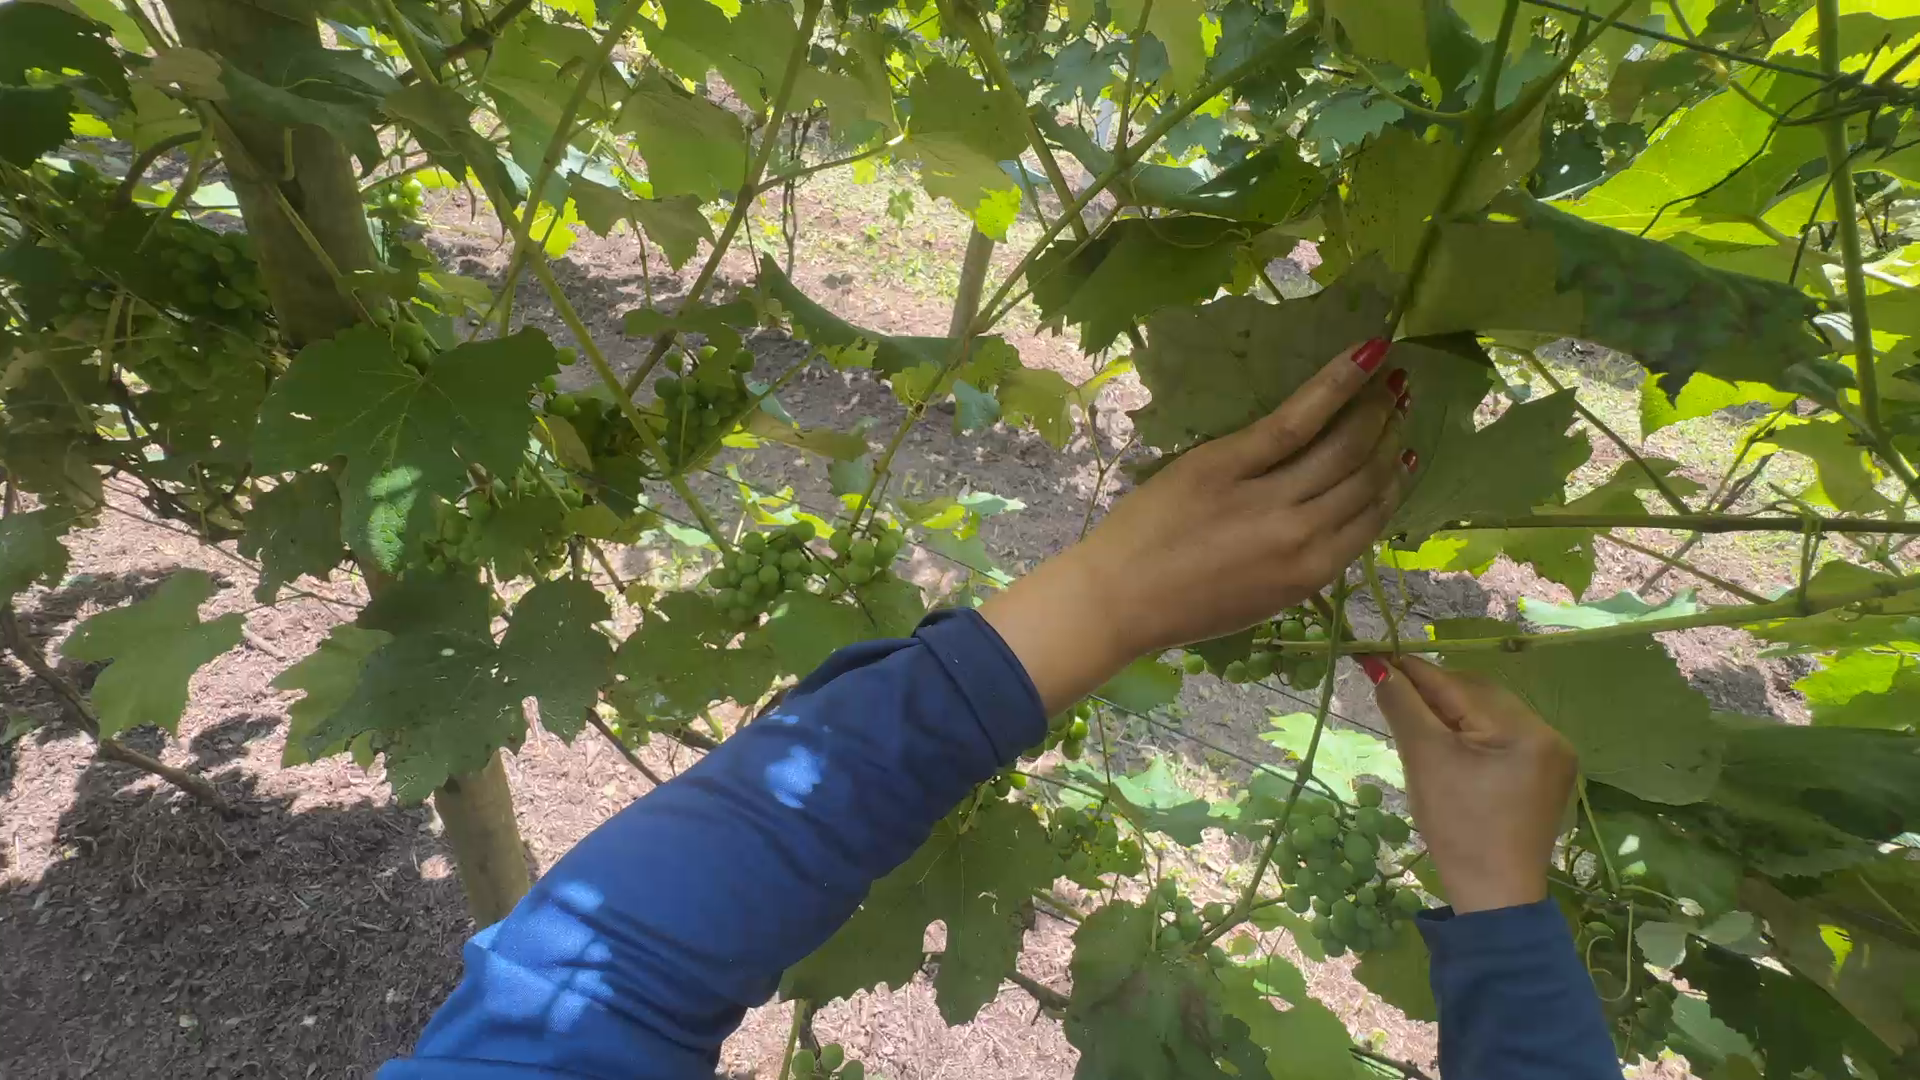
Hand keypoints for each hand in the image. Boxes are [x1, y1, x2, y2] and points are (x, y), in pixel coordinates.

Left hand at [983, 339, 1409, 713]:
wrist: (1116, 601)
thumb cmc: (1178, 608)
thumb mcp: (1256, 600)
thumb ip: (1297, 564)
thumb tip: (1328, 523)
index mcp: (1311, 573)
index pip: (1372, 517)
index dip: (1392, 481)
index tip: (1402, 454)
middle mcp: (1302, 534)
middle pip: (1363, 475)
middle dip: (1389, 437)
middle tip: (1401, 403)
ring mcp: (1265, 497)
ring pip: (1340, 447)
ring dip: (1372, 411)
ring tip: (1389, 382)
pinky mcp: (1225, 465)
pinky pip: (1293, 420)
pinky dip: (1334, 385)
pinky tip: (1364, 355)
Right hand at [1366, 655, 1576, 913]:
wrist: (1493, 890)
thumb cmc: (1455, 822)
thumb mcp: (1423, 757)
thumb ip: (1401, 704)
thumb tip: (1378, 665)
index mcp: (1524, 730)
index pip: (1453, 683)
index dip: (1408, 670)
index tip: (1370, 655)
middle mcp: (1548, 733)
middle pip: (1474, 692)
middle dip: (1430, 692)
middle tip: (1389, 697)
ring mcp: (1551, 754)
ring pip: (1484, 710)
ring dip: (1447, 710)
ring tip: (1416, 727)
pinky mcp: (1544, 772)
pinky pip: (1497, 733)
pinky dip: (1466, 730)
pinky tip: (1446, 746)